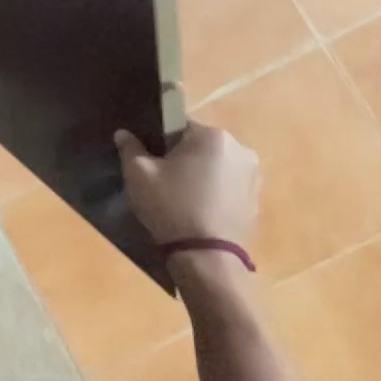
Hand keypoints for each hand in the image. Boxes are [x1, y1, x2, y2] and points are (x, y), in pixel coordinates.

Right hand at [114, 122, 258, 245]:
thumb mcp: (138, 173)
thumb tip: (124, 134)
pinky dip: (212, 190)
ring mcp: (253, 176)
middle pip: (199, 144)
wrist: (207, 256)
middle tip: (160, 177)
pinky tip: (196, 208)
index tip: (148, 158)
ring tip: (179, 195)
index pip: (178, 124)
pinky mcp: (256, 199)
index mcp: (213, 136)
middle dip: (181, 156)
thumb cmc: (170, 206)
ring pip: (215, 165)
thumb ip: (130, 148)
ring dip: (199, 173)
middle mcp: (240, 150)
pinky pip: (227, 185)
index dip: (158, 139)